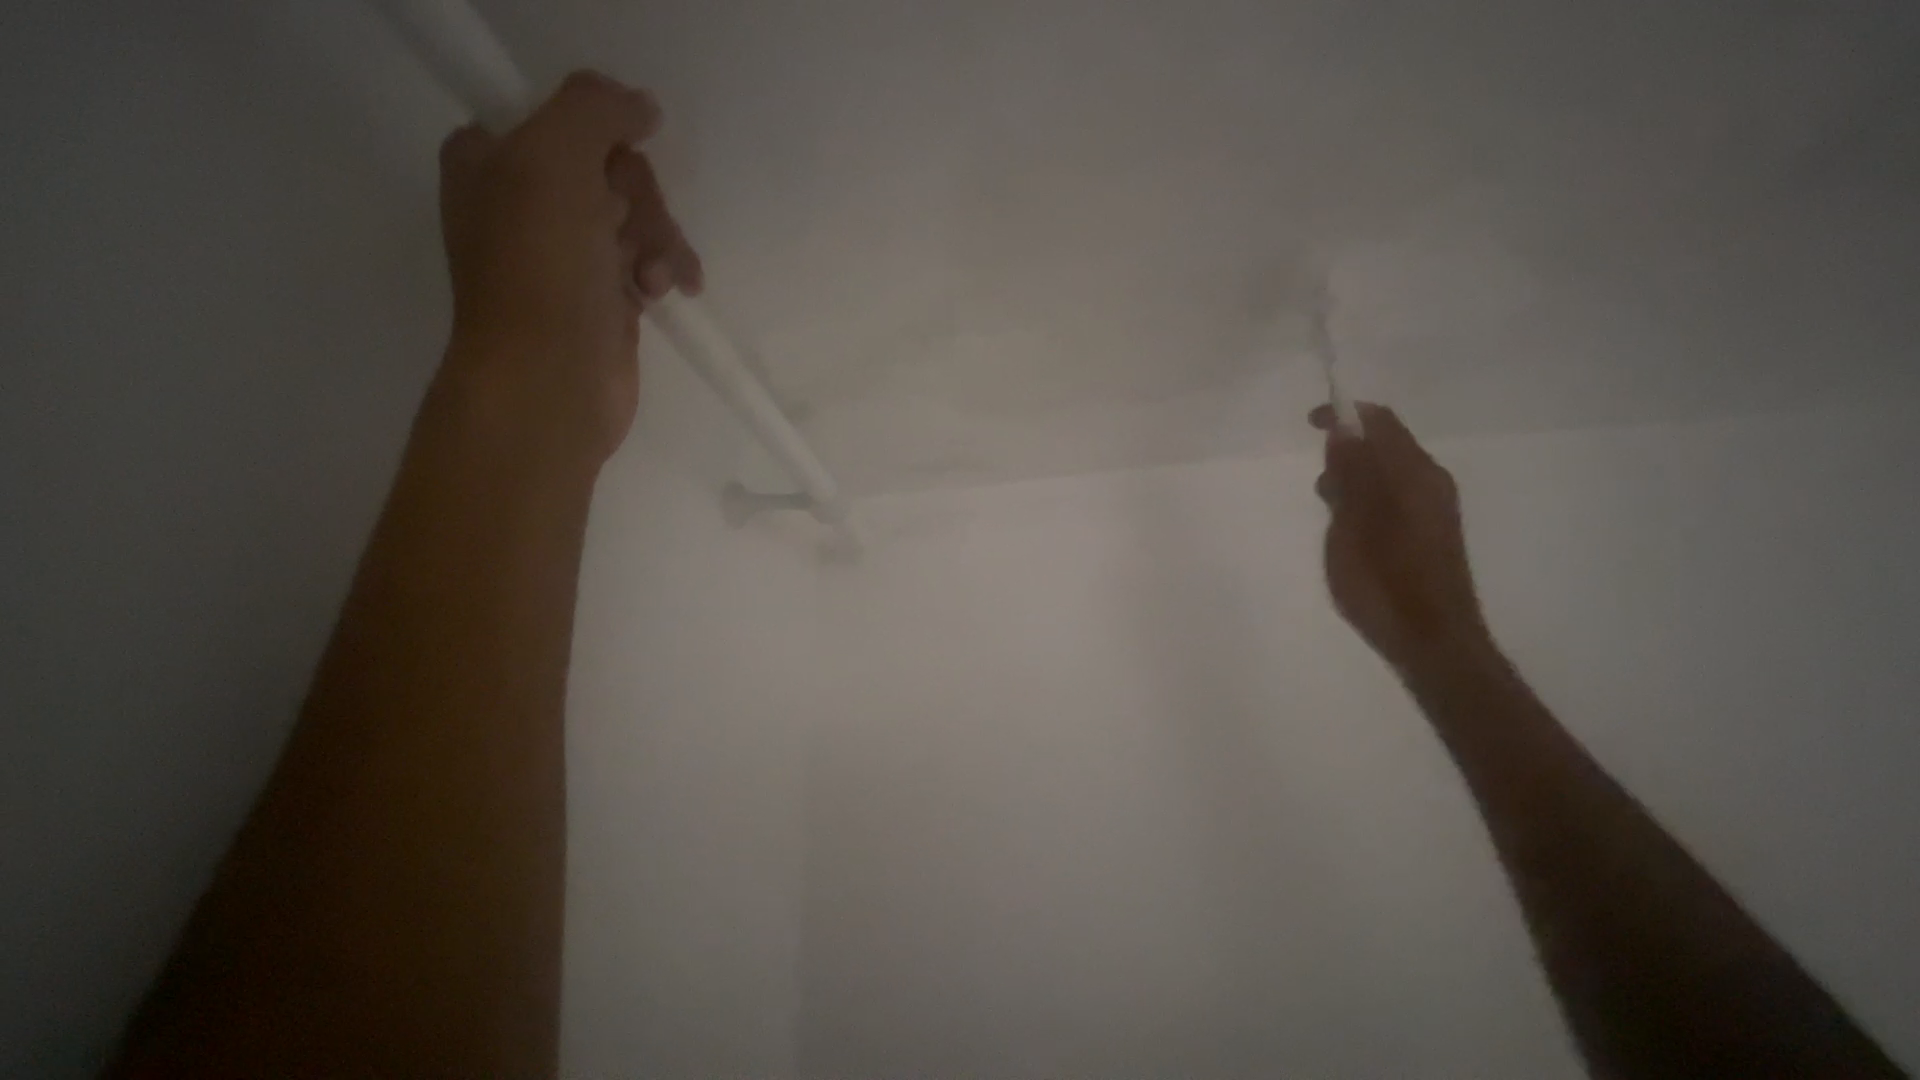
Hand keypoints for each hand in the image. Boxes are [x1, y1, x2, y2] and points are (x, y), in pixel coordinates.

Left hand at [435, 70, 702, 463]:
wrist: (552, 380)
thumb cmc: (541, 268)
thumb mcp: (555, 159)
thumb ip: (595, 108)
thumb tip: (642, 105)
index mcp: (491, 159)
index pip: (565, 118)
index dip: (602, 140)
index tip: (615, 165)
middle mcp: (526, 201)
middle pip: (613, 169)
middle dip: (639, 202)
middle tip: (629, 232)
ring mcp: (568, 253)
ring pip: (638, 216)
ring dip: (659, 240)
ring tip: (653, 279)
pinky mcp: (604, 296)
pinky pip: (649, 259)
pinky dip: (667, 270)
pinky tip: (671, 292)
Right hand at [1312, 403, 1490, 670]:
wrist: (1432, 640)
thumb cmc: (1385, 581)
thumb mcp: (1355, 524)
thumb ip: (1351, 473)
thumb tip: (1343, 429)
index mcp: (1415, 474)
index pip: (1380, 422)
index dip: (1344, 414)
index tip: (1308, 424)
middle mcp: (1430, 482)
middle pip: (1386, 445)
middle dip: (1346, 450)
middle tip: (1318, 482)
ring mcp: (1433, 509)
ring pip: (1387, 473)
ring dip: (1353, 478)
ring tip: (1327, 510)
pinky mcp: (1430, 533)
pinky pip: (1393, 496)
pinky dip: (1365, 499)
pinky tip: (1348, 530)